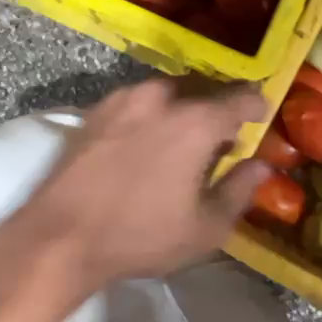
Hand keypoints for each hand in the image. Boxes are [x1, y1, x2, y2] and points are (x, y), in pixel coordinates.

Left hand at [4, 79, 270, 297]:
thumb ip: (240, 191)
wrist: (60, 235)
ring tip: (186, 136)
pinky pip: (139, 99)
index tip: (261, 117)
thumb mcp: (205, 228)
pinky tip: (149, 139)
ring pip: (169, 90)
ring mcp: (124, 98)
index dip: (256, 106)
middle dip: (219, 104)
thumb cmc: (140, 235)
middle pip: (204, 87)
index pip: (241, 97)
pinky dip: (154, 111)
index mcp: (196, 121)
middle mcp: (161, 97)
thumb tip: (262, 166)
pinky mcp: (96, 109)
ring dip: (185, 105)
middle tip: (225, 132)